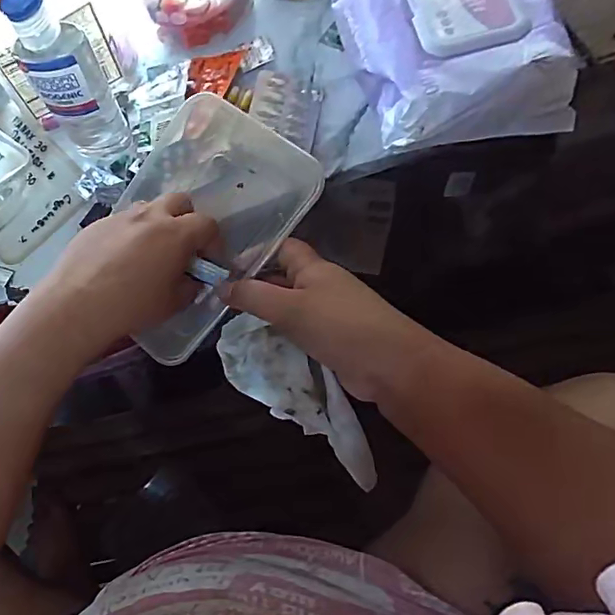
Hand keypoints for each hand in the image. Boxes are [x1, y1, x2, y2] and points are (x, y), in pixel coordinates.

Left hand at [20, 193, 218, 356]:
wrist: (76, 305)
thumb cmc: (131, 307)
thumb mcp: (172, 303)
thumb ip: (189, 286)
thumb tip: (191, 278)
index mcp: (176, 233)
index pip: (207, 224)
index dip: (213, 242)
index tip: (208, 261)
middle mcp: (149, 216)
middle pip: (179, 201)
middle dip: (186, 219)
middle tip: (180, 247)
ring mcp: (120, 217)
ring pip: (147, 208)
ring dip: (155, 223)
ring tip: (147, 252)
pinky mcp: (95, 224)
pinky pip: (120, 222)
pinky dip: (127, 234)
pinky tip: (116, 259)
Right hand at [223, 239, 439, 399]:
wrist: (393, 367)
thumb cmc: (339, 327)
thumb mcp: (289, 308)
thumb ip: (252, 296)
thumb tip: (221, 286)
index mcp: (315, 268)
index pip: (282, 247)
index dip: (255, 252)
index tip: (225, 269)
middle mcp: (322, 285)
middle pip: (283, 276)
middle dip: (254, 285)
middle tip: (222, 300)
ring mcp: (330, 312)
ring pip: (290, 304)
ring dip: (266, 312)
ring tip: (234, 322)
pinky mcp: (334, 337)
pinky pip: (300, 328)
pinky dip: (281, 332)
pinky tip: (264, 342)